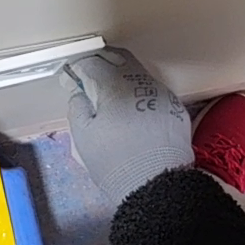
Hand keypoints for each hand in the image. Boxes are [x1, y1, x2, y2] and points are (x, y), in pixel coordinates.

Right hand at [62, 48, 192, 204]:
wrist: (156, 186)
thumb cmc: (116, 165)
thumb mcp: (83, 138)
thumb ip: (77, 107)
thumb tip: (79, 94)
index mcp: (114, 88)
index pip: (91, 62)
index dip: (77, 68)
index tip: (70, 79)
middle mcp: (140, 83)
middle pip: (117, 58)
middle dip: (99, 63)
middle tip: (87, 77)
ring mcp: (161, 94)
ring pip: (137, 72)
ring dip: (120, 77)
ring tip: (108, 96)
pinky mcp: (174, 107)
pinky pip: (151, 90)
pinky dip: (137, 93)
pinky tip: (129, 110)